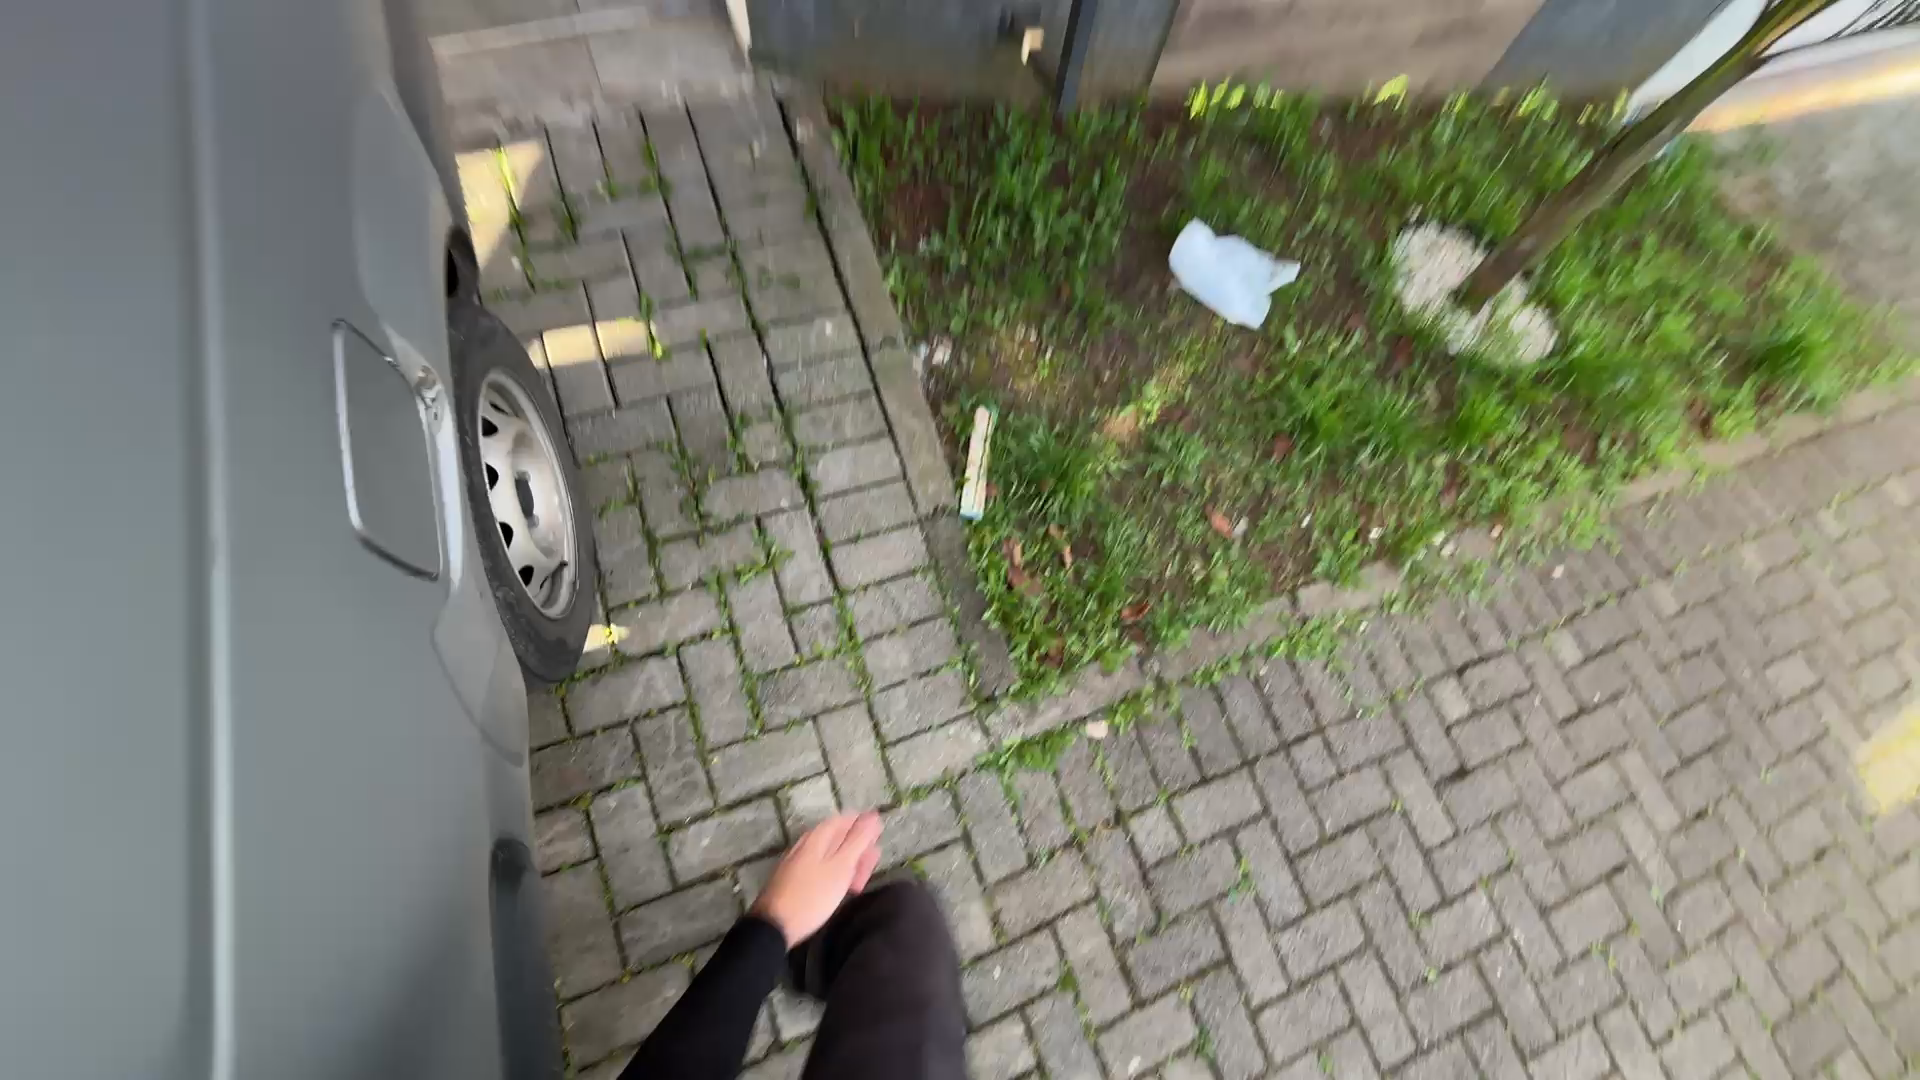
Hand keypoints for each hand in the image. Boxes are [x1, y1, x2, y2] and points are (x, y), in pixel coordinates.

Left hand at [750, 811, 882, 947]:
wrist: (773, 926)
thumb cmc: (813, 895)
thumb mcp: (841, 867)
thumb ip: (858, 840)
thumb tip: (872, 816)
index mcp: (819, 835)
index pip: (847, 819)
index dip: (865, 828)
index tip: (878, 842)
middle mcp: (807, 841)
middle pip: (838, 837)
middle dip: (857, 849)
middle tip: (869, 870)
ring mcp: (798, 859)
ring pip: (829, 854)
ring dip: (847, 864)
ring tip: (857, 884)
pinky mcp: (792, 877)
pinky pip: (819, 867)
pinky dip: (833, 874)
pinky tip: (839, 889)